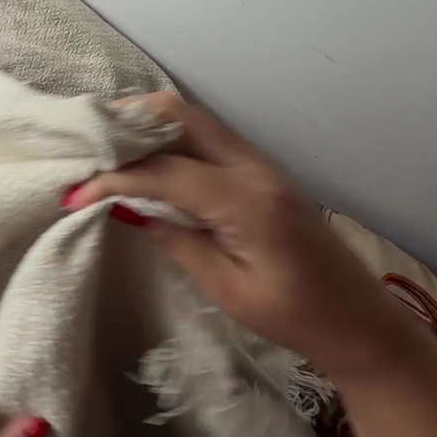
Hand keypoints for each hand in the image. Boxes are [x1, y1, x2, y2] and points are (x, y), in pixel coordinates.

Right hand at [63, 93, 421, 384]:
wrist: (360, 321)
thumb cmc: (295, 317)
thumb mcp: (226, 288)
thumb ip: (174, 240)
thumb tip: (125, 207)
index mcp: (246, 202)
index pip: (163, 171)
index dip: (113, 176)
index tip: (75, 191)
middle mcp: (252, 166)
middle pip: (178, 115)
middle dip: (126, 122)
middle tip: (87, 144)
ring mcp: (258, 160)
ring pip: (190, 116)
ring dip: (145, 122)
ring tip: (106, 145)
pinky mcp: (258, 165)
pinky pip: (204, 132)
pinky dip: (167, 133)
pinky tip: (145, 153)